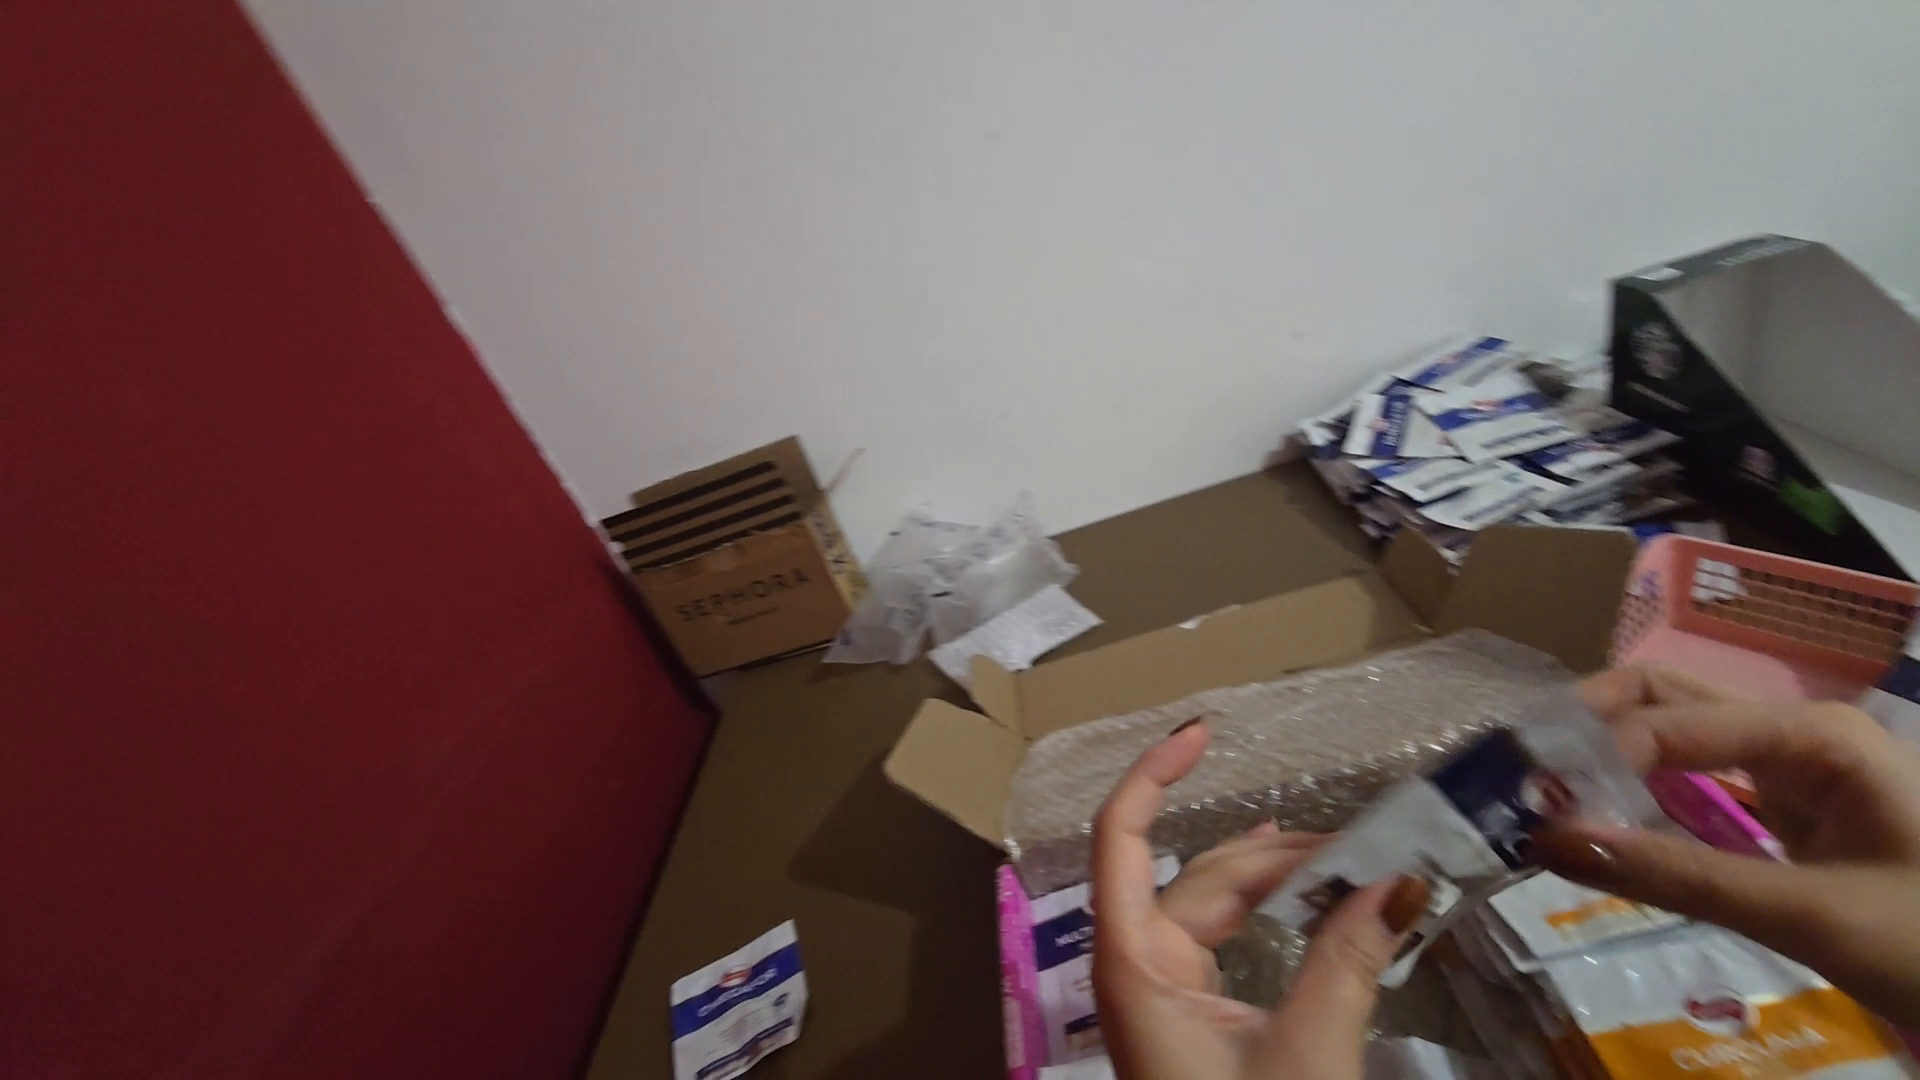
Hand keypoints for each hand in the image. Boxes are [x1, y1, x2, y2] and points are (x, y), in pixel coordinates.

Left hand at [1091, 720, 1430, 1078]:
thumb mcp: (1305, 1059)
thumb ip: (1347, 963)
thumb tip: (1401, 879)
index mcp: (1131, 959)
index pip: (1121, 835)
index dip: (1153, 774)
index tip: (1202, 733)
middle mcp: (1137, 959)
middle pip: (1196, 872)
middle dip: (1270, 851)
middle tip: (1359, 842)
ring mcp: (1162, 983)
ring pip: (1215, 903)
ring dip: (1277, 879)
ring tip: (1348, 862)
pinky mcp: (1190, 1009)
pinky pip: (1224, 936)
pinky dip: (1268, 912)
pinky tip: (1307, 892)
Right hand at [1534, 667, 1919, 1027]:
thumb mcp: (1813, 918)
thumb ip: (1674, 876)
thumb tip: (1539, 842)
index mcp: (1812, 733)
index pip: (1663, 718)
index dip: (1590, 753)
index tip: (1534, 801)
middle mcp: (1794, 728)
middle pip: (1658, 696)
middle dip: (1583, 724)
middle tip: (1525, 769)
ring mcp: (1792, 763)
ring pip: (1669, 727)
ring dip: (1601, 747)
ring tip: (1545, 784)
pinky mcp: (1787, 802)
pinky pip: (1690, 771)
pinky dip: (1633, 780)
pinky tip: (1598, 805)